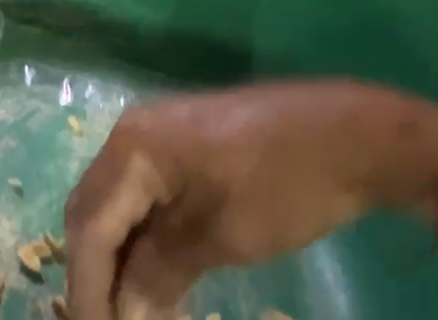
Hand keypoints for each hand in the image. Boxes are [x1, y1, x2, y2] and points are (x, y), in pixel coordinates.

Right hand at [64, 82, 437, 319]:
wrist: (349, 135)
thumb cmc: (286, 184)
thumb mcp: (223, 236)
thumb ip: (161, 271)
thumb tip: (122, 312)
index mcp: (131, 150)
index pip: (90, 230)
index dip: (88, 292)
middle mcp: (128, 137)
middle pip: (91, 215)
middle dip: (93, 277)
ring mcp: (152, 139)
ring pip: (112, 208)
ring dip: (114, 262)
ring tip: (127, 314)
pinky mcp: (175, 149)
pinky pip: (138, 199)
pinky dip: (138, 242)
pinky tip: (150, 282)